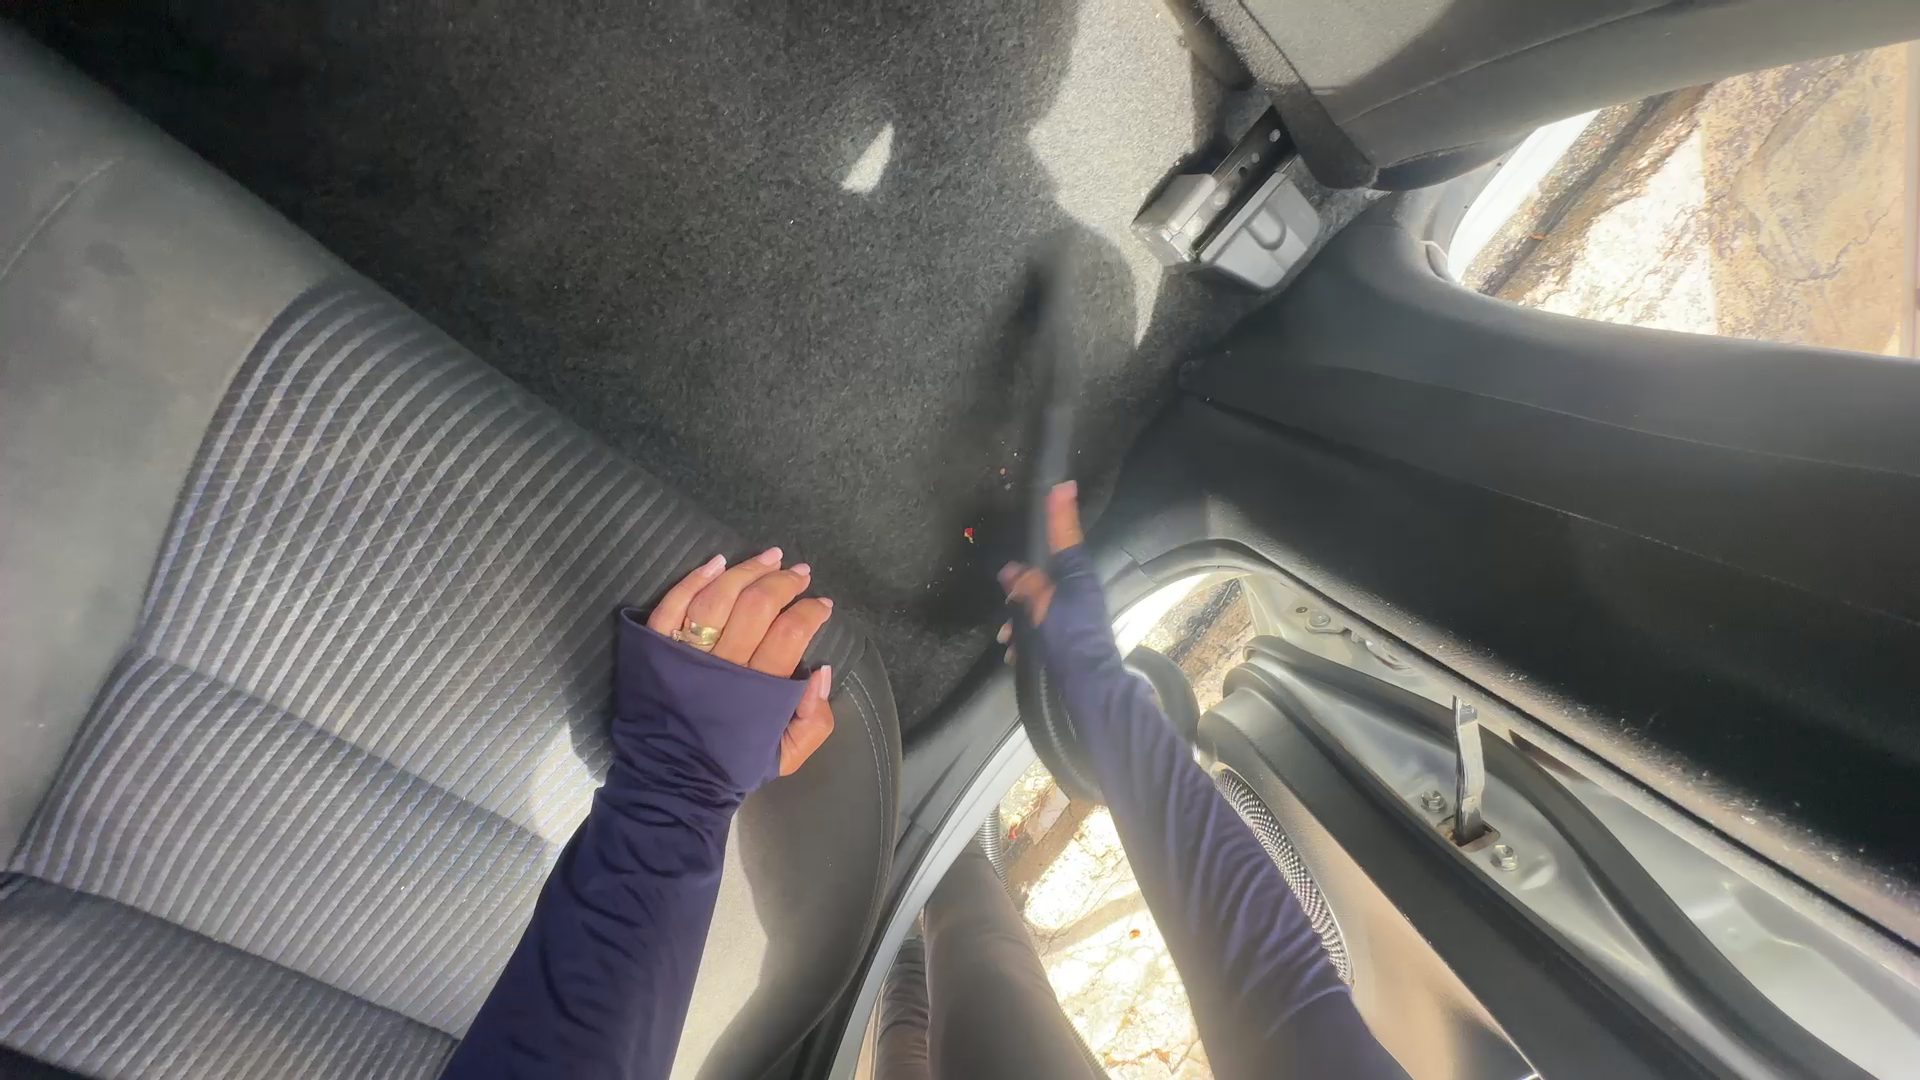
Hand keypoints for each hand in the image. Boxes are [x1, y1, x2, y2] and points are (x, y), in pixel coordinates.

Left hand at [647, 546, 836, 775]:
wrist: (670, 780)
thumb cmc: (733, 763)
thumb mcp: (788, 754)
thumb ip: (815, 719)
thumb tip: (821, 671)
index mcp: (760, 690)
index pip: (792, 632)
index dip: (811, 611)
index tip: (822, 604)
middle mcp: (724, 665)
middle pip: (758, 605)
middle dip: (784, 582)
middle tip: (801, 573)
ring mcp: (686, 653)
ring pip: (719, 596)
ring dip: (747, 570)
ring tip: (770, 556)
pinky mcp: (654, 648)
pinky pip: (674, 604)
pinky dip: (694, 578)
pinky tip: (718, 561)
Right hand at [996, 481, 1083, 658]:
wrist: (1089, 688)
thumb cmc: (1069, 644)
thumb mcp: (1042, 608)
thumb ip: (1026, 586)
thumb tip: (1011, 571)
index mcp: (1077, 576)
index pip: (1065, 535)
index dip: (1060, 511)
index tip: (1062, 486)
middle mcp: (1079, 590)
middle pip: (1044, 573)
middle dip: (1022, 586)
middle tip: (1008, 594)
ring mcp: (1076, 613)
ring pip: (1040, 602)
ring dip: (1021, 617)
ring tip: (1010, 637)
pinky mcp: (1069, 634)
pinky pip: (1042, 625)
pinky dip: (1027, 635)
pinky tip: (1016, 651)